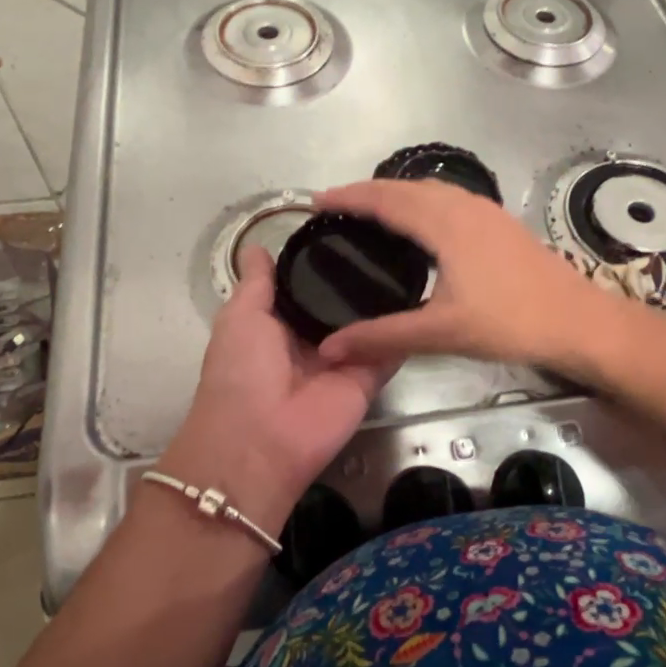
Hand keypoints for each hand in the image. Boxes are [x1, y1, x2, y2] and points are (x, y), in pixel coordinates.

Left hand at [160, 246, 395, 532]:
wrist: (260, 441)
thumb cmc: (240, 372)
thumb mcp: (240, 317)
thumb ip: (257, 284)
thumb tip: (256, 246)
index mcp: (279, 323)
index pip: (307, 285)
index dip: (322, 260)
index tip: (349, 225)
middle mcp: (313, 338)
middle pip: (342, 301)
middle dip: (359, 275)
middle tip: (392, 232)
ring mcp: (344, 357)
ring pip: (370, 321)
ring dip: (386, 296)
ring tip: (414, 253)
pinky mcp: (369, 376)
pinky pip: (390, 347)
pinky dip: (405, 327)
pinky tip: (425, 294)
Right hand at [313, 179, 623, 374]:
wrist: (579, 322)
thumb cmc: (510, 322)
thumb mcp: (441, 332)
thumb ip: (382, 337)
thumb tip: (330, 349)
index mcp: (445, 224)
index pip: (386, 200)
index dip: (349, 197)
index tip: (317, 202)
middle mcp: (465, 207)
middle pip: (407, 188)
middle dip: (369, 192)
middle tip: (337, 208)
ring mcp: (488, 212)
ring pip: (432, 190)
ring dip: (398, 194)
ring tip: (372, 213)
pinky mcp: (502, 224)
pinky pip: (451, 199)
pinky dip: (423, 202)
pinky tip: (422, 227)